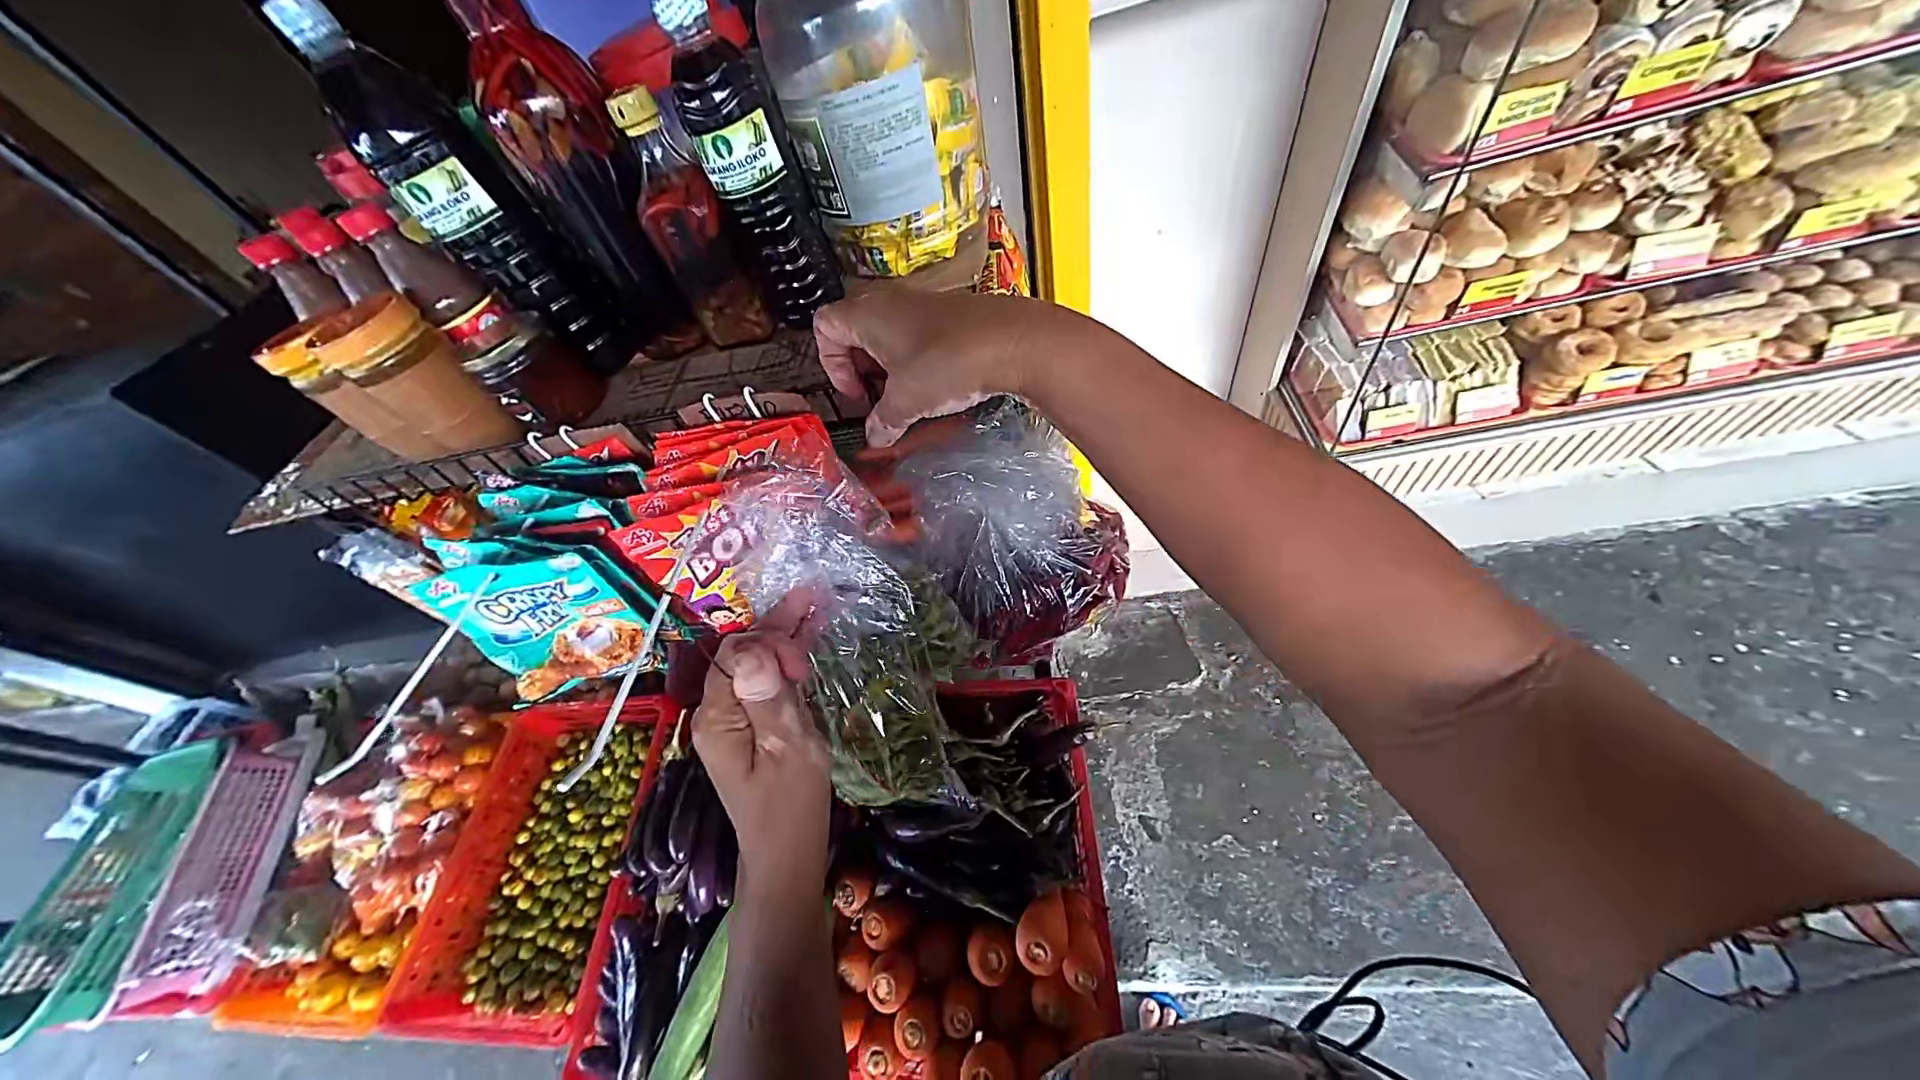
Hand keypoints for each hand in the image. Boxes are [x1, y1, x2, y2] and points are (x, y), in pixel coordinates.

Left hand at [691, 590, 832, 897]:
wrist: (787, 857)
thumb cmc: (791, 809)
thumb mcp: (788, 752)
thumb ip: (769, 700)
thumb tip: (753, 652)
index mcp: (718, 718)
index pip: (737, 655)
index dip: (770, 643)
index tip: (804, 664)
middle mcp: (719, 712)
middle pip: (744, 652)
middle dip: (777, 626)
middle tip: (812, 598)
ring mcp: (735, 719)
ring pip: (758, 663)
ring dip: (784, 633)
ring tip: (812, 602)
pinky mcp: (754, 726)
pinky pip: (768, 682)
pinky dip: (789, 659)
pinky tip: (808, 637)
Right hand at [815, 290, 1065, 446]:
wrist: (1010, 341)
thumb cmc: (946, 364)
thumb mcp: (906, 402)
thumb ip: (884, 421)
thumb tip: (876, 437)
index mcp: (865, 313)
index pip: (824, 326)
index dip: (831, 364)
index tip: (856, 393)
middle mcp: (888, 300)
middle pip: (855, 330)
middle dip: (861, 368)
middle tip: (878, 398)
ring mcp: (920, 302)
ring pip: (888, 333)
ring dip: (890, 366)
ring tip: (907, 396)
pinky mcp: (948, 312)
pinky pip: (917, 334)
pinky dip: (916, 359)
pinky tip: (935, 385)